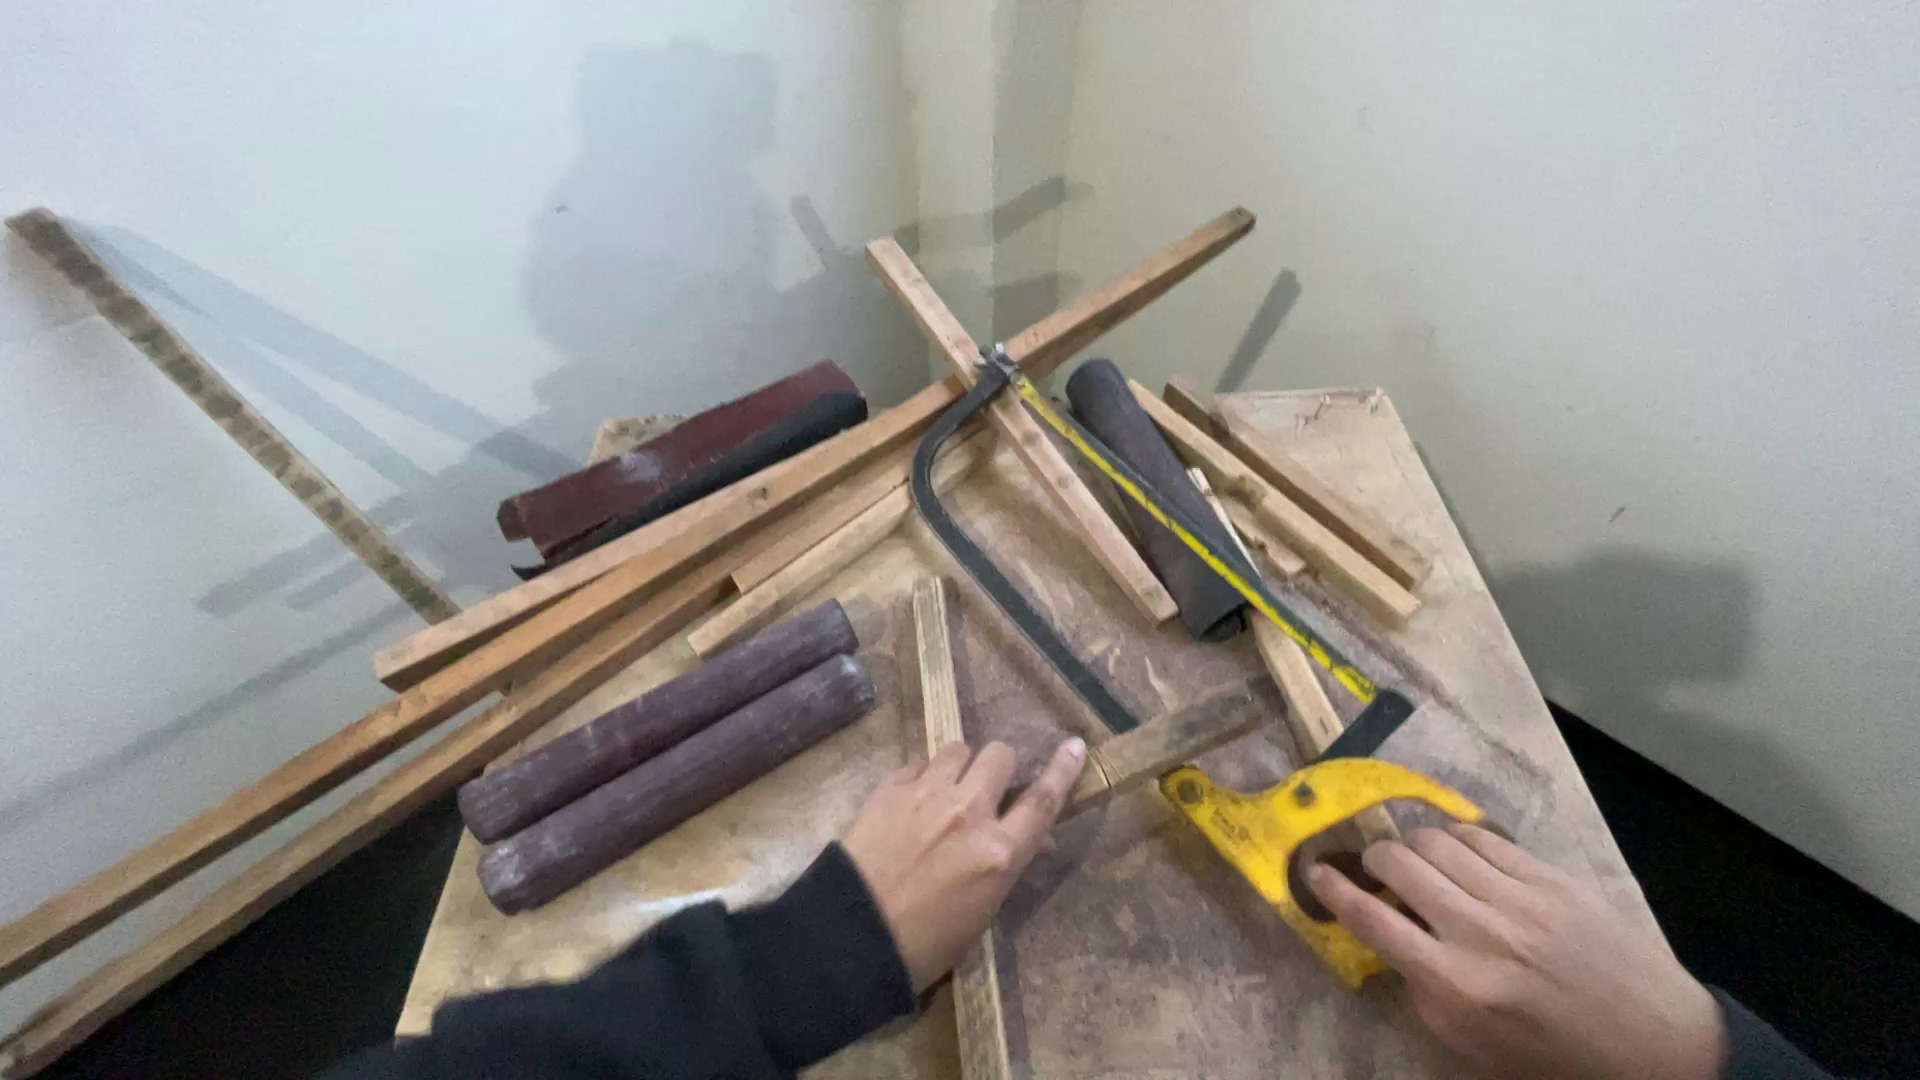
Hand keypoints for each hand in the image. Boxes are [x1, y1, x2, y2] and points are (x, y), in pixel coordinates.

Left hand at [841, 738, 1085, 992]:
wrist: (851, 938)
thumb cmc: (925, 943)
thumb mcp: (980, 914)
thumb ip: (1006, 865)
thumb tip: (1032, 840)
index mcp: (997, 853)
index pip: (1043, 801)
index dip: (1063, 770)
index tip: (1075, 745)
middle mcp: (968, 812)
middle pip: (1000, 756)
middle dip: (999, 767)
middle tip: (987, 787)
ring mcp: (927, 794)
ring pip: (959, 748)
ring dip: (960, 765)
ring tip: (946, 788)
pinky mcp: (892, 787)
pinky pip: (918, 762)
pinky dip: (922, 775)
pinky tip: (912, 798)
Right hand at [1309, 825, 1725, 1079]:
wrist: (1667, 1049)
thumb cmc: (1559, 1058)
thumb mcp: (1476, 1046)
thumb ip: (1421, 989)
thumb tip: (1386, 933)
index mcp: (1460, 986)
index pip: (1372, 921)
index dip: (1332, 890)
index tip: (1314, 872)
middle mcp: (1482, 934)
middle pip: (1397, 864)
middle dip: (1373, 859)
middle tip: (1376, 870)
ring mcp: (1519, 900)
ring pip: (1433, 840)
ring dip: (1412, 846)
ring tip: (1420, 862)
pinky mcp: (1551, 879)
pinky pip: (1480, 836)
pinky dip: (1455, 839)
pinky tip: (1459, 855)